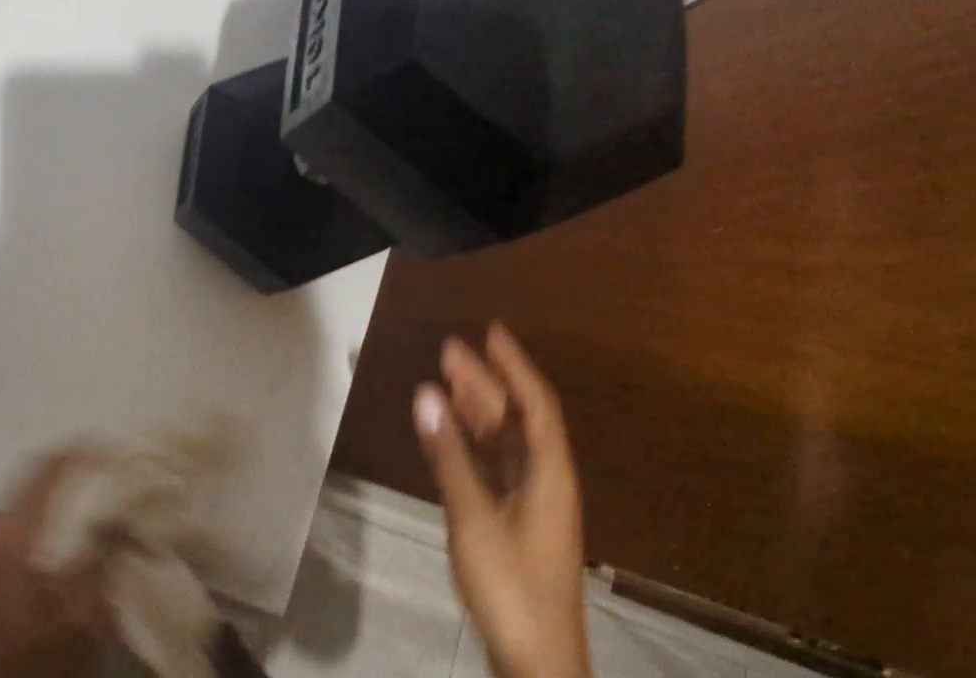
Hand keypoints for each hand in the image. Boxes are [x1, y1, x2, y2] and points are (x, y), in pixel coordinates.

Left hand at [0, 454, 107, 677]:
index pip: (46, 470)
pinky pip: (17, 513)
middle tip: (108, 465)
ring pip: (23, 492)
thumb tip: (130, 517)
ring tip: (94, 487)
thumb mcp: (82, 616)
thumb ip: (106, 559)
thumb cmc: (36, 660)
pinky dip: (45, 505)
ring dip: (57, 483)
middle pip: (32, 473)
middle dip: (71, 464)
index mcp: (14, 536)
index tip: (111, 446)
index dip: (80, 453)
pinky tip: (69, 522)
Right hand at [414, 326, 590, 677]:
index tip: (492, 331)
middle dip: (485, 382)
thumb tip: (425, 395)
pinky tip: (447, 435)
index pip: (534, 405)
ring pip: (503, 443)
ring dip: (476, 411)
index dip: (514, 366)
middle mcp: (545, 481)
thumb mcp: (474, 518)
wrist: (538, 662)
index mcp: (549, 474)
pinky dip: (470, 445)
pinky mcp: (515, 524)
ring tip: (444, 380)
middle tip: (449, 350)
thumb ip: (448, 456)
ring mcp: (531, 504)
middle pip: (516, 419)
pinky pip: (493, 468)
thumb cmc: (512, 586)